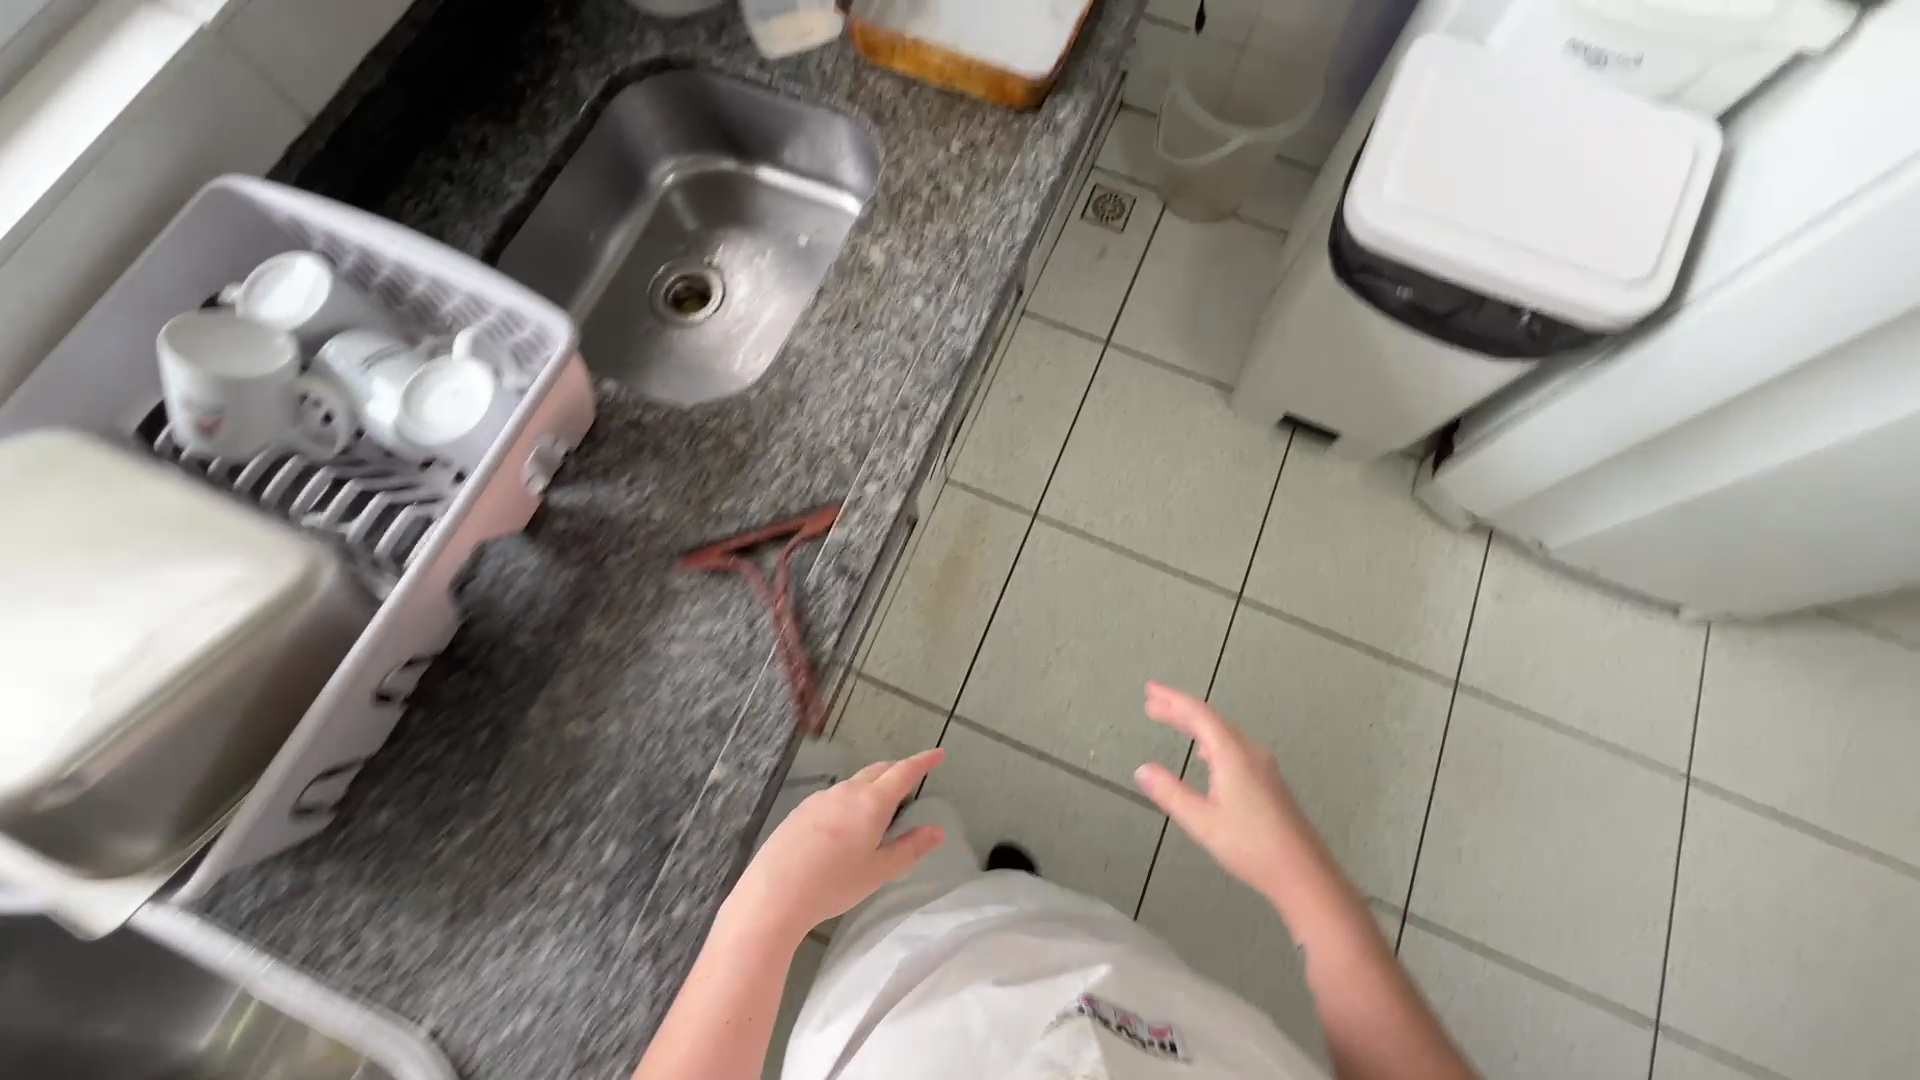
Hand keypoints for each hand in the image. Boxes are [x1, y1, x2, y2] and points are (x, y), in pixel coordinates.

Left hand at [722, 749, 948, 946]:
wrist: (774, 894)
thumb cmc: (834, 884)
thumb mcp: (879, 871)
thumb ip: (910, 848)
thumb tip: (937, 831)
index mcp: (871, 802)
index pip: (903, 772)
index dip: (923, 761)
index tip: (938, 754)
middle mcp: (846, 791)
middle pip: (878, 770)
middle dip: (897, 770)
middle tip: (912, 776)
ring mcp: (820, 798)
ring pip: (854, 783)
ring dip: (872, 785)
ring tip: (880, 806)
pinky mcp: (801, 810)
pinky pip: (835, 796)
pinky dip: (851, 799)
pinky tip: (845, 825)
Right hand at [1132, 682, 1323, 902]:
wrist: (1306, 875)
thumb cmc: (1253, 848)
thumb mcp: (1203, 822)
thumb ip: (1170, 793)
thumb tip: (1142, 770)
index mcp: (1234, 756)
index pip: (1199, 715)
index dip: (1172, 700)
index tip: (1150, 690)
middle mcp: (1251, 753)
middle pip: (1212, 719)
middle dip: (1181, 708)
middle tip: (1153, 701)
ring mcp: (1264, 767)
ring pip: (1225, 732)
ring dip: (1196, 723)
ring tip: (1173, 720)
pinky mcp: (1270, 782)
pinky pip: (1235, 745)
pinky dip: (1212, 739)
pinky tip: (1206, 754)